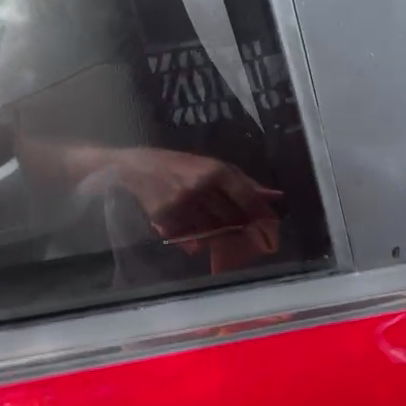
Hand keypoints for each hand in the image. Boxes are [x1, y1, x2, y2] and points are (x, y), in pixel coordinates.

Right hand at [113, 148, 281, 241]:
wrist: (134, 168)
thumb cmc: (177, 165)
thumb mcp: (210, 165)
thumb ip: (242, 181)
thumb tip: (272, 195)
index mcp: (213, 170)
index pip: (245, 195)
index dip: (260, 211)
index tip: (270, 223)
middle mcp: (199, 187)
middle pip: (230, 216)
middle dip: (240, 227)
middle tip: (248, 233)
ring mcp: (182, 204)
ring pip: (211, 229)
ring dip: (219, 234)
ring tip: (220, 233)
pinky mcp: (166, 218)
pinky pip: (189, 237)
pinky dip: (195, 240)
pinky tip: (196, 236)